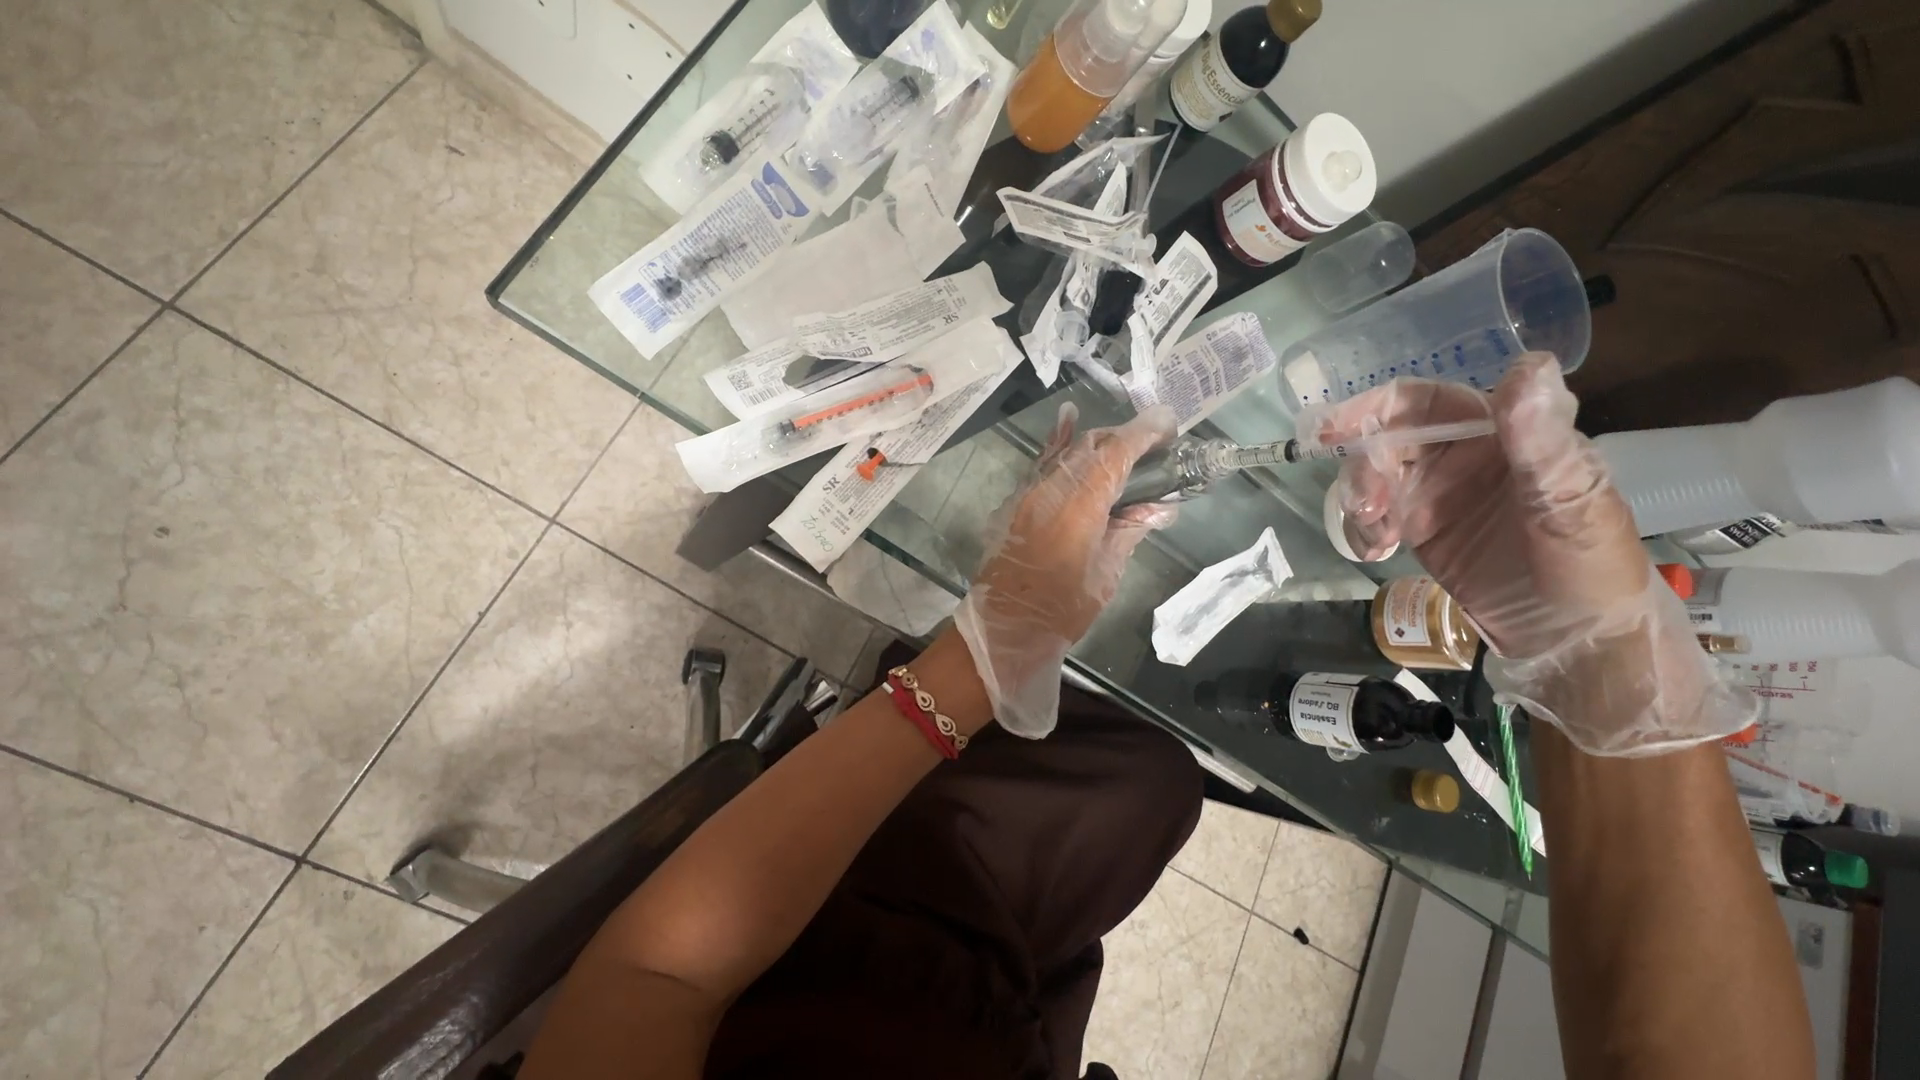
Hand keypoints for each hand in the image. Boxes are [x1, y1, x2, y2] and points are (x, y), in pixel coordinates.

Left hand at [955, 404, 1176, 736]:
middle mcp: (1051, 487)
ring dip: (1096, 444)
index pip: (1116, 452)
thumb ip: (1130, 531)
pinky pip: (1043, 463)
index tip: (1168, 425)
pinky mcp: (1015, 503)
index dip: (1144, 433)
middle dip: (1123, 437)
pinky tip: (1067, 425)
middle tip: (1152, 447)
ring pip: (1066, 451)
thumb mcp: (1106, 573)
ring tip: (1122, 449)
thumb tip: (1161, 508)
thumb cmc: (1060, 608)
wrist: (1003, 628)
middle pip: (1091, 444)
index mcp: (1080, 504)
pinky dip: (1060, 445)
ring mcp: (1028, 492)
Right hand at [1305, 354, 1756, 755]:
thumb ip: (1541, 439)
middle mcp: (1462, 453)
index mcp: (1501, 431)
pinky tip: (1377, 553)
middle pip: (1386, 438)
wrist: (1573, 641)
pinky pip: (1372, 515)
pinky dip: (1362, 530)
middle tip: (1367, 506)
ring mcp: (1436, 491)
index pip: (1425, 402)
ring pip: (1372, 475)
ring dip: (1360, 500)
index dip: (1373, 408)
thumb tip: (1528, 364)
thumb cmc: (1590, 567)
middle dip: (1364, 467)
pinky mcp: (1419, 528)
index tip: (1333, 433)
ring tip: (1378, 537)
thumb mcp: (1570, 503)